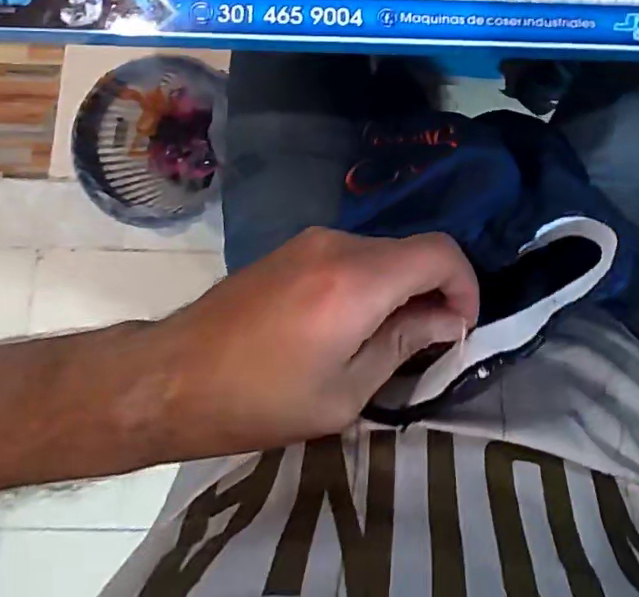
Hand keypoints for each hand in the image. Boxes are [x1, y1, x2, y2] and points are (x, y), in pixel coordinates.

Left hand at [122, 228, 477, 461]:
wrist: (173, 376)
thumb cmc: (260, 399)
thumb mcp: (344, 392)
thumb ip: (404, 343)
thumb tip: (448, 320)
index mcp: (357, 280)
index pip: (440, 252)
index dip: (465, 285)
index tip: (460, 327)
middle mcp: (339, 243)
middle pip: (413, 250)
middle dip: (434, 290)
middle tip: (429, 341)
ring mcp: (312, 239)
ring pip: (384, 251)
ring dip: (401, 286)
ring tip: (387, 337)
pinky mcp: (294, 246)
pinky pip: (353, 254)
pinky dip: (371, 280)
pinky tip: (350, 321)